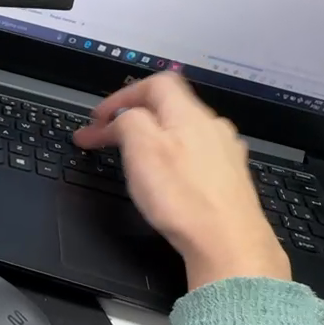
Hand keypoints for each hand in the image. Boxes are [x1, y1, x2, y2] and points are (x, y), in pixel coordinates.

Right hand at [72, 73, 289, 289]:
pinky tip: (163, 179)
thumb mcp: (141, 150)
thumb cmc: (183, 198)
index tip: (97, 118)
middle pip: (167, 108)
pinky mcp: (226, 176)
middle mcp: (211, 126)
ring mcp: (223, 151)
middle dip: (131, 119)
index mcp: (188, 115)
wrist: (225, 239)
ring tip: (130, 159)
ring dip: (150, 139)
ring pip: (180, 132)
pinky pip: (193, 155)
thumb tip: (122, 116)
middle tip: (103, 139)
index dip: (121, 96)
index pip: (154, 85)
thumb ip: (128, 123)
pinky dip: (169, 159)